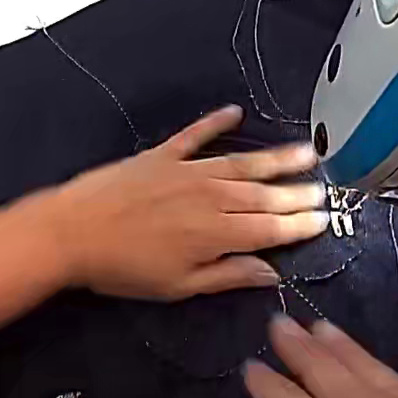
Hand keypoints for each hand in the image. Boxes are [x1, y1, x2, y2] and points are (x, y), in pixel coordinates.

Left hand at [20, 106, 327, 300]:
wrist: (73, 232)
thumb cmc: (125, 268)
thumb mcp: (179, 285)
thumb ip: (228, 275)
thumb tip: (272, 273)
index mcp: (218, 232)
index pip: (271, 228)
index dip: (300, 224)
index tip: (324, 217)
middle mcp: (213, 196)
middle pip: (265, 194)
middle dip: (298, 192)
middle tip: (325, 187)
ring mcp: (190, 170)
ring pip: (243, 163)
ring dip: (277, 157)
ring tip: (307, 150)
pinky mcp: (165, 154)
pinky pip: (196, 135)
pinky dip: (216, 123)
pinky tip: (235, 112)